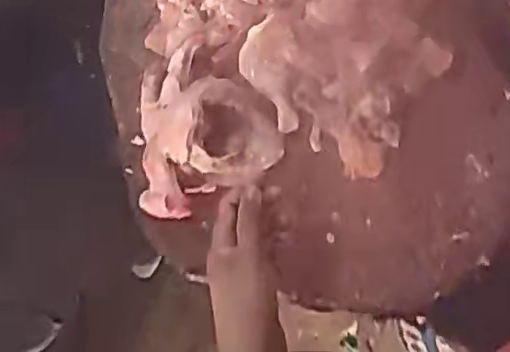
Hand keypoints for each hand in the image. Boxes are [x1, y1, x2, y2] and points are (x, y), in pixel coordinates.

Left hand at [208, 189, 285, 351]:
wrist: (254, 347)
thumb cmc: (248, 297)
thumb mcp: (249, 254)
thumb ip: (249, 219)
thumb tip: (250, 185)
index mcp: (220, 245)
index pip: (228, 207)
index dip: (244, 189)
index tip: (266, 175)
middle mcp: (228, 254)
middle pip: (242, 220)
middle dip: (260, 204)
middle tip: (281, 193)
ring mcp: (242, 269)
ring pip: (255, 236)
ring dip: (270, 221)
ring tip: (289, 213)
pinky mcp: (257, 283)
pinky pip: (265, 253)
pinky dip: (275, 241)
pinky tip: (288, 235)